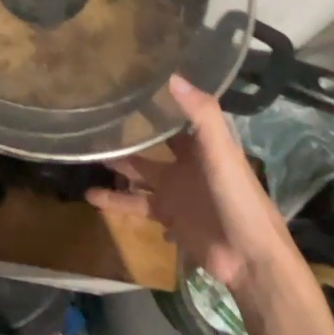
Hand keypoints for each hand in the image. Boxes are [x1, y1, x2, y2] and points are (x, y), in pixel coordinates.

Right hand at [86, 76, 291, 290]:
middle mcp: (186, 165)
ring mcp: (175, 192)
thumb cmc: (238, 199)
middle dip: (128, 135)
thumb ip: (201, 116)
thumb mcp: (221, 153)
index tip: (128, 86)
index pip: (176, 117)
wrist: (249, 257)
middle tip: (95, 120)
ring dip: (116, 168)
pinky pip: (136, 206)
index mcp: (202, 146)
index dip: (157, 103)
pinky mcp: (168, 217)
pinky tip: (91, 197)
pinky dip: (115, 203)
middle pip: (150, 146)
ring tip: (84, 156)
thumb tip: (171, 76)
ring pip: (138, 175)